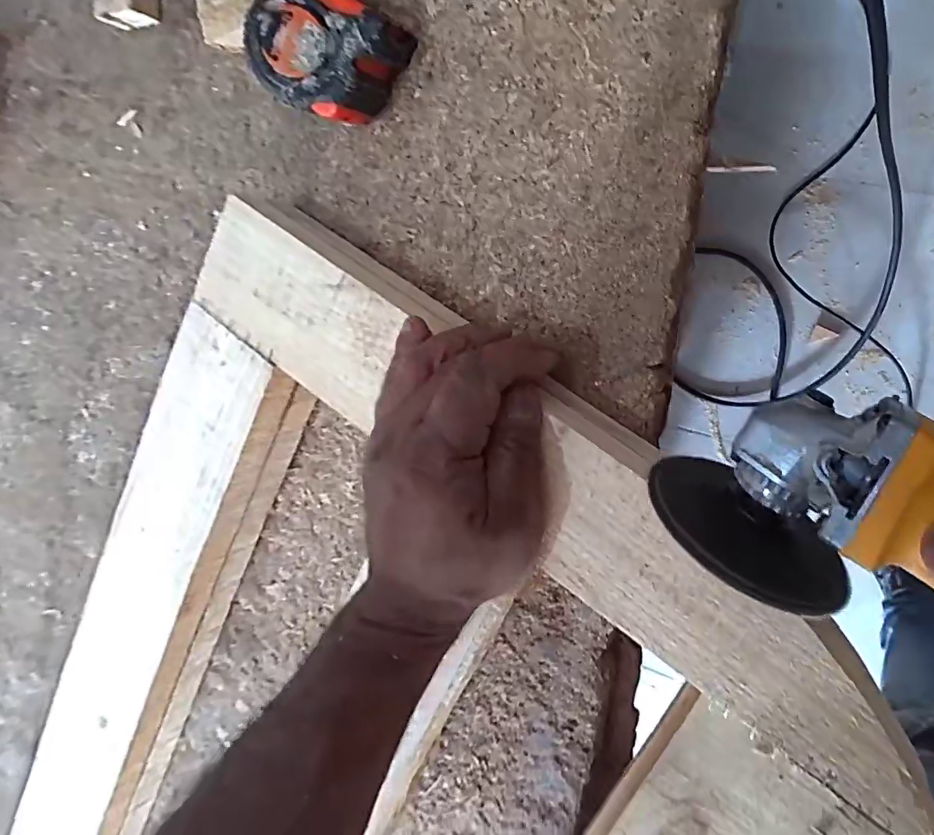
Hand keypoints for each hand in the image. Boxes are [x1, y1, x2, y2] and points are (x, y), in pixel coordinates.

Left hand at [359, 318, 560, 635]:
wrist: (409, 603)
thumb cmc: (472, 566)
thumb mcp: (517, 517)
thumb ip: (518, 447)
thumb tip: (525, 391)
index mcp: (433, 454)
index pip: (472, 379)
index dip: (515, 357)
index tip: (551, 358)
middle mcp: (398, 437)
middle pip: (443, 365)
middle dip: (494, 345)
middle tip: (534, 351)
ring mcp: (383, 438)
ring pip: (415, 368)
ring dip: (459, 343)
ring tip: (498, 337)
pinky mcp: (382, 444)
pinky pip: (395, 385)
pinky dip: (411, 354)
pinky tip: (419, 330)